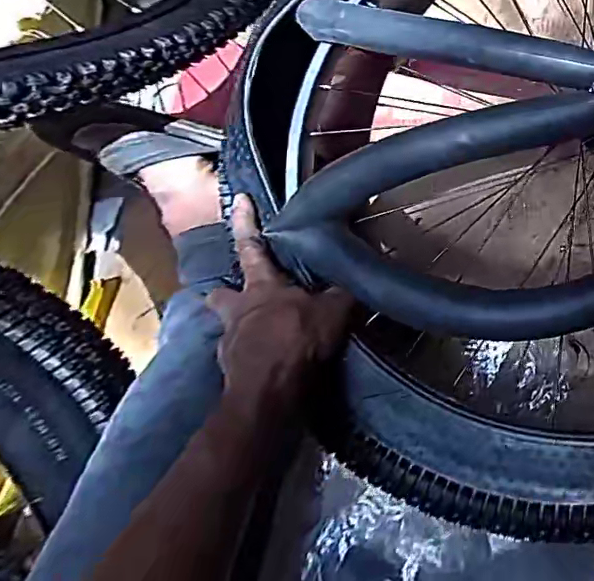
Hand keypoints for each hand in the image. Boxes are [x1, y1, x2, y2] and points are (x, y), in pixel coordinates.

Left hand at [204, 193, 355, 413]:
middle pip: (223, 293)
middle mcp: (239, 311)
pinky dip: (252, 351)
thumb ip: (347, 288)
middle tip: (235, 289)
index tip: (240, 200)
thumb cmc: (298, 339)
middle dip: (226, 290)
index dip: (246, 222)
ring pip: (227, 325)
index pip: (252, 247)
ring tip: (258, 327)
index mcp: (262, 288)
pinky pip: (239, 353)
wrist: (268, 392)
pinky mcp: (231, 369)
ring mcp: (230, 342)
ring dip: (238, 323)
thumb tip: (370, 264)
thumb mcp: (336, 309)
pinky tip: (269, 356)